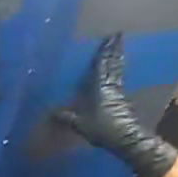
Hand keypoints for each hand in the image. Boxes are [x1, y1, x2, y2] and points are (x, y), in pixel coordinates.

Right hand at [53, 34, 177, 176]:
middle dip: (114, 50)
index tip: (109, 37)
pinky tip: (117, 73)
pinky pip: (118, 80)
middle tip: (118, 37)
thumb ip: (67, 117)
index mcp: (101, 87)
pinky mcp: (123, 101)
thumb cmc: (103, 129)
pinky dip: (117, 72)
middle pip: (113, 64)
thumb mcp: (81, 124)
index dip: (105, 51)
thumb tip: (51, 112)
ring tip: (118, 50)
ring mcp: (119, 92)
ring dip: (118, 59)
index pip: (102, 65)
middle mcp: (111, 86)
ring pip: (118, 71)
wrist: (126, 140)